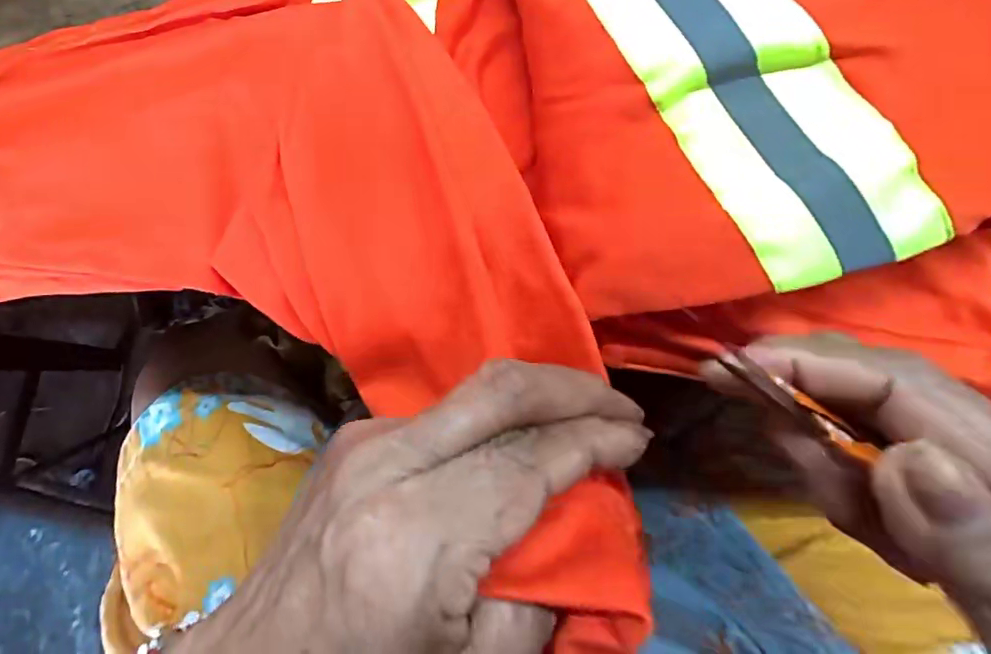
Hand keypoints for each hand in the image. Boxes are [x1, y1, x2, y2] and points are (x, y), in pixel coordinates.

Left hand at [179, 359, 650, 652]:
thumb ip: (534, 602)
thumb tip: (579, 524)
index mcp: (413, 537)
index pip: (524, 465)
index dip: (589, 443)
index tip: (635, 438)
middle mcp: (386, 466)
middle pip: (498, 395)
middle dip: (571, 388)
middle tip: (620, 404)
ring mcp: (364, 440)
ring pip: (471, 389)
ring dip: (538, 389)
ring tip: (585, 406)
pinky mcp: (355, 433)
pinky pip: (443, 410)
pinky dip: (496, 410)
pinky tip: (523, 426)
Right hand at [708, 335, 990, 653]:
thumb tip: (907, 454)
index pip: (933, 399)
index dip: (823, 367)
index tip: (736, 364)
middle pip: (918, 401)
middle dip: (825, 408)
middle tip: (770, 442)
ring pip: (919, 431)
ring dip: (856, 461)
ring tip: (859, 528)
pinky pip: (942, 474)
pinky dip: (892, 494)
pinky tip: (899, 542)